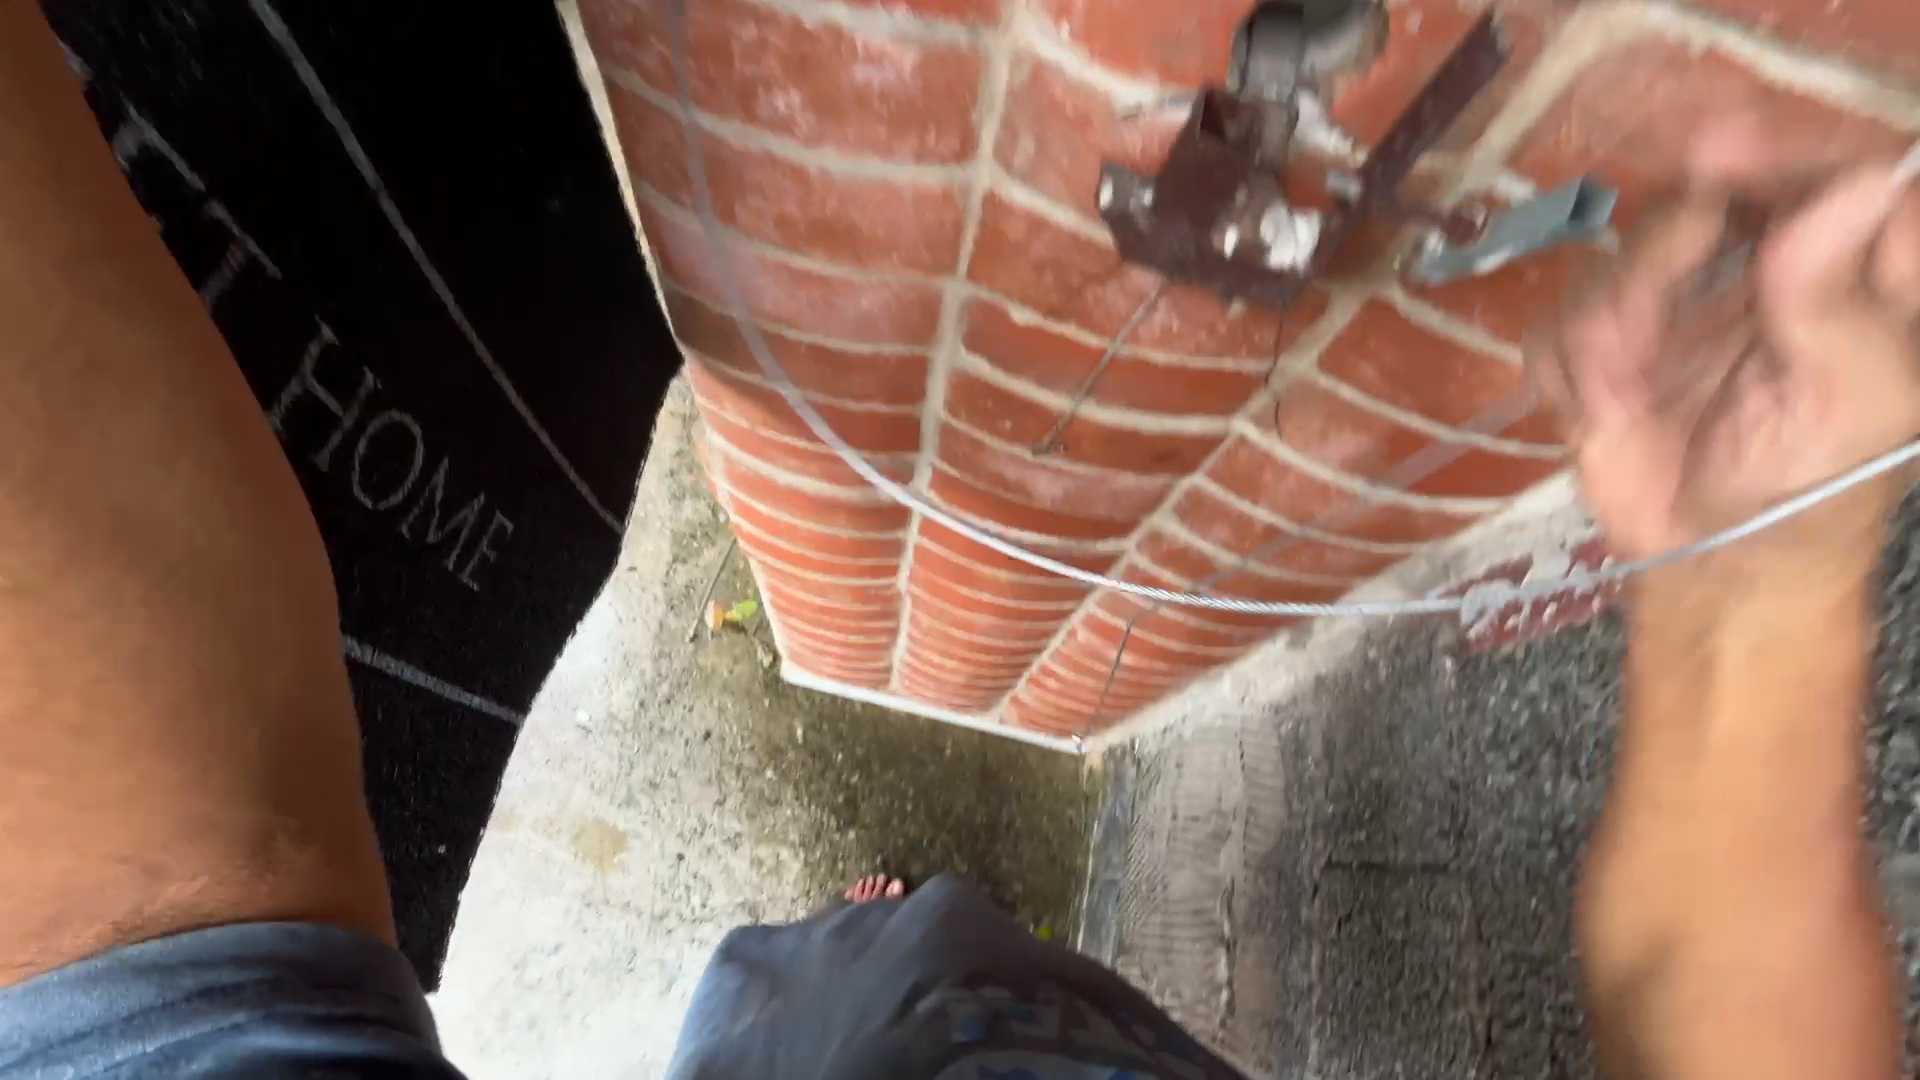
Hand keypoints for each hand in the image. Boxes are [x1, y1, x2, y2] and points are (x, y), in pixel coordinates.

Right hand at [1528, 124, 1919, 564]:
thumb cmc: (1802, 483)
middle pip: (1696, 209)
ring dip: (1598, 336)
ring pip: (1607, 268)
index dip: (1774, 158)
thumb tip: (1852, 185)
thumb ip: (1837, 298)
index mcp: (1847, 273)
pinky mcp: (1594, 352)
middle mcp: (1752, 277)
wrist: (1696, 555)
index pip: (1824, 176)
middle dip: (1655, 265)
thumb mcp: (1851, 397)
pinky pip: (1551, 327)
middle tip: (1635, 326)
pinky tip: (1590, 408)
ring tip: (1613, 399)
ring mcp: (1666, 313)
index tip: (1720, 159)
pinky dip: (1559, 369)